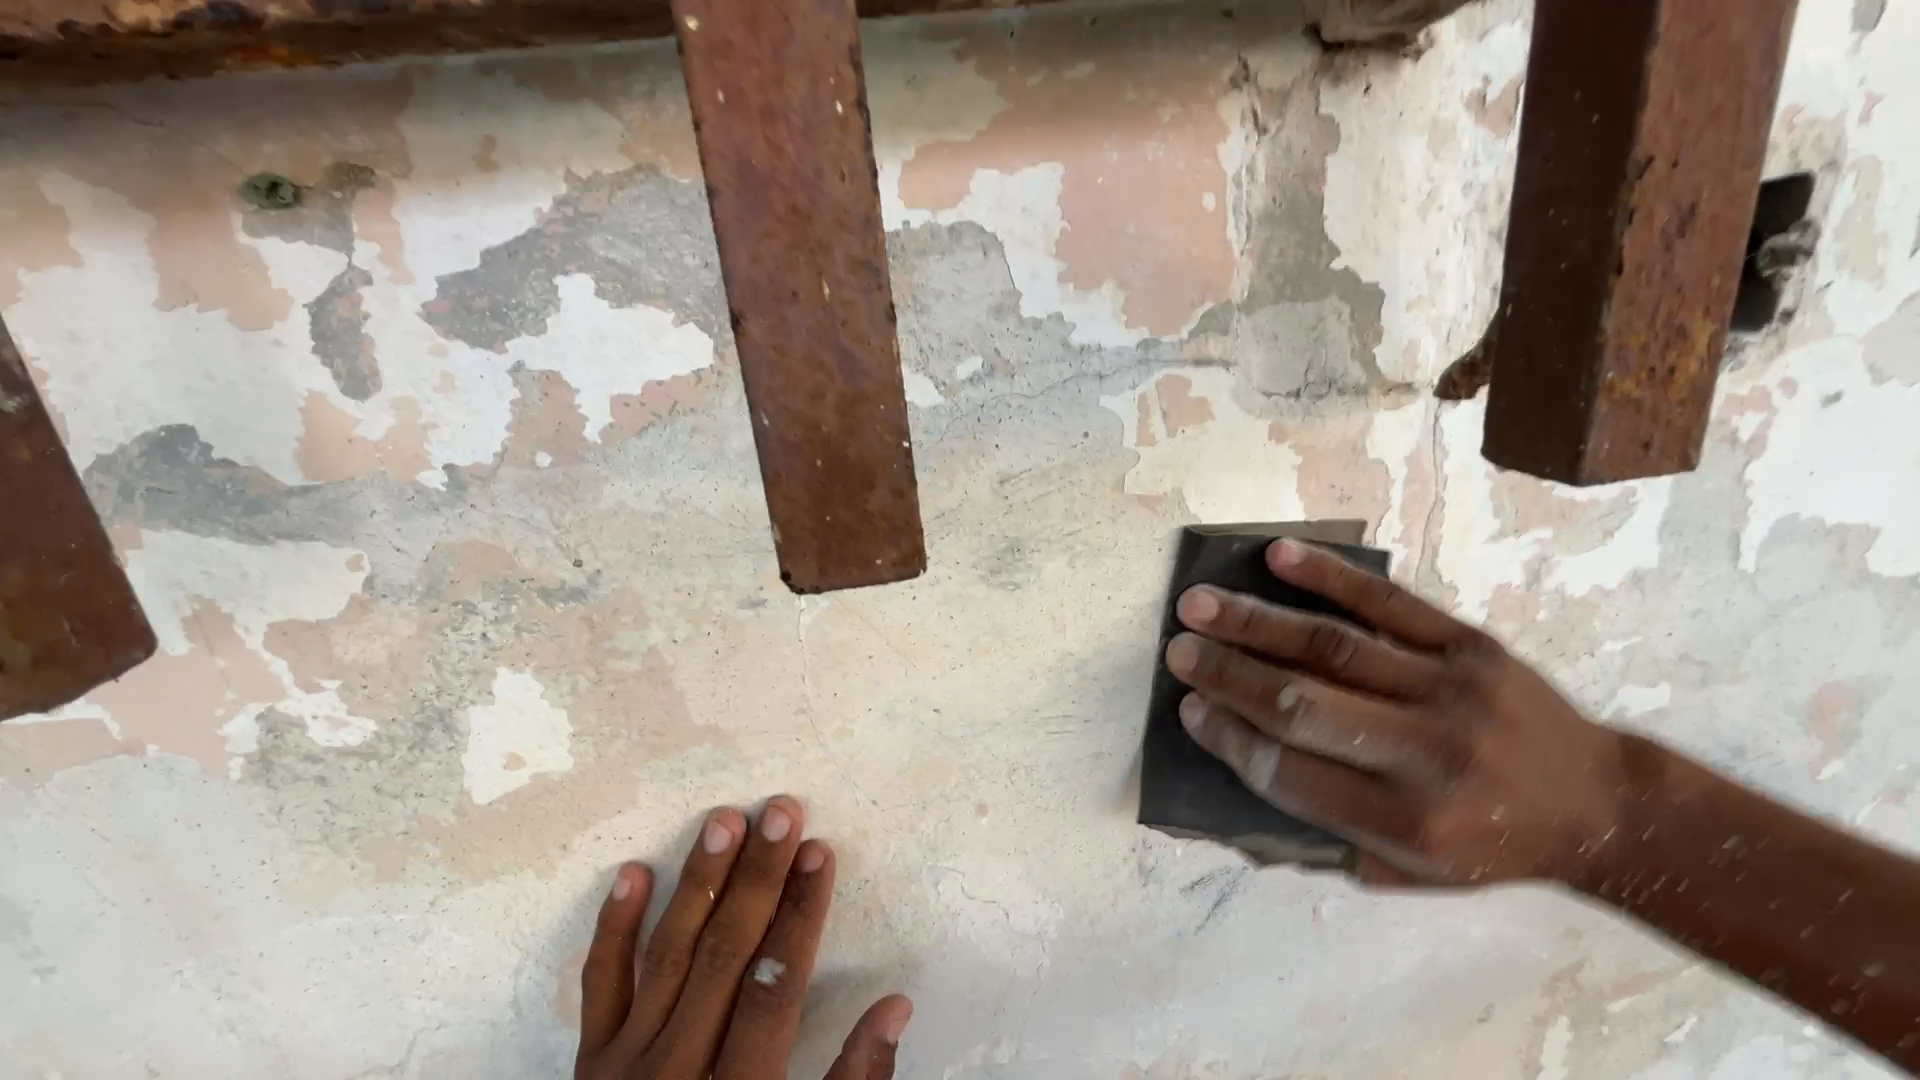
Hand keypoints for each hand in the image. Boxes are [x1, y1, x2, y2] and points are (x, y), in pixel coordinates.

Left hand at [575, 796, 911, 1079]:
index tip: (819, 853)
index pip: (773, 988)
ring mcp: (623, 1064)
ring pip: (667, 956)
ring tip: (723, 820)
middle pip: (723, 956)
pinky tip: (632, 871)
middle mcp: (674, 1070)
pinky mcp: (589, 1060)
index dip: (800, 916)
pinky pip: (600, 986)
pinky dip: (612, 928)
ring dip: (697, 883)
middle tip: (781, 812)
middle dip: (758, 879)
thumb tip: (895, 1006)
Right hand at [1165, 540, 1624, 886]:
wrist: (1602, 806)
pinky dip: (1329, 576)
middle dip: (1227, 675)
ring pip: (1331, 647)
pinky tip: (1278, 556)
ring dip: (1255, 622)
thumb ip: (1327, 828)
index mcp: (1404, 821)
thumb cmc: (1489, 844)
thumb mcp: (1409, 871)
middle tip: (1176, 651)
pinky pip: (1389, 603)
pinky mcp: (1469, 645)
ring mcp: (1448, 690)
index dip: (1229, 739)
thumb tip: (1243, 763)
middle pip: (1300, 704)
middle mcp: (1424, 754)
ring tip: (1199, 604)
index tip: (1190, 710)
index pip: (1288, 773)